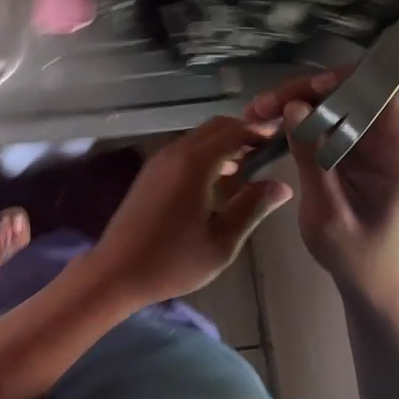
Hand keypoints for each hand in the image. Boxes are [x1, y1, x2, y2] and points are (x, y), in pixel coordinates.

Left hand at [86, 117, 293, 307]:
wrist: (117, 271)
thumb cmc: (173, 261)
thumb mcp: (221, 242)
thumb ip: (251, 208)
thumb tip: (282, 186)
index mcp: (194, 164)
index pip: (233, 132)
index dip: (258, 131)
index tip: (280, 137)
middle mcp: (175, 152)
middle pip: (215, 127)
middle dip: (242, 132)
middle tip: (268, 149)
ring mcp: (160, 160)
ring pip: (198, 137)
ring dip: (224, 142)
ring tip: (250, 163)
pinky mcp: (151, 171)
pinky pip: (185, 149)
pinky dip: (207, 152)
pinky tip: (220, 176)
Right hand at [246, 69, 398, 294]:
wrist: (362, 276)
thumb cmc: (353, 252)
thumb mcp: (328, 212)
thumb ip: (312, 159)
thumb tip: (292, 107)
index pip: (390, 97)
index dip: (355, 83)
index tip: (314, 88)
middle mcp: (388, 139)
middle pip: (354, 91)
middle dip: (309, 90)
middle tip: (267, 103)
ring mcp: (368, 139)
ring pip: (333, 98)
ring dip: (296, 99)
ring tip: (257, 110)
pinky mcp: (348, 142)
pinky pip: (323, 114)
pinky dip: (295, 113)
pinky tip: (266, 120)